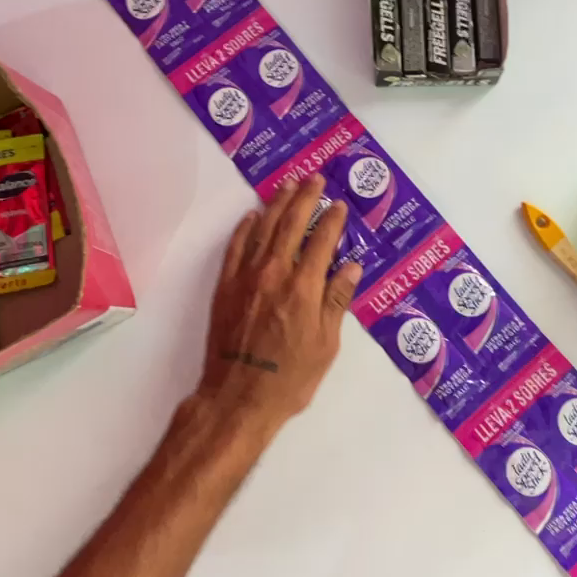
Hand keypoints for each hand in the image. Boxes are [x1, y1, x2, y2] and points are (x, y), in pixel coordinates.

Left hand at [195, 174, 362, 429]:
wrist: (238, 397)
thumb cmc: (290, 377)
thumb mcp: (326, 345)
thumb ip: (337, 302)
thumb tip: (351, 267)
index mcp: (304, 287)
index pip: (321, 241)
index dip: (332, 220)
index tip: (339, 205)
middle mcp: (275, 273)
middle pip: (291, 225)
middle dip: (305, 199)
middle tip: (314, 179)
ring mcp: (246, 277)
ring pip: (263, 229)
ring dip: (277, 204)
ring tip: (288, 186)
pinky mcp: (225, 286)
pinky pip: (235, 247)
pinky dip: (245, 228)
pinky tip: (252, 216)